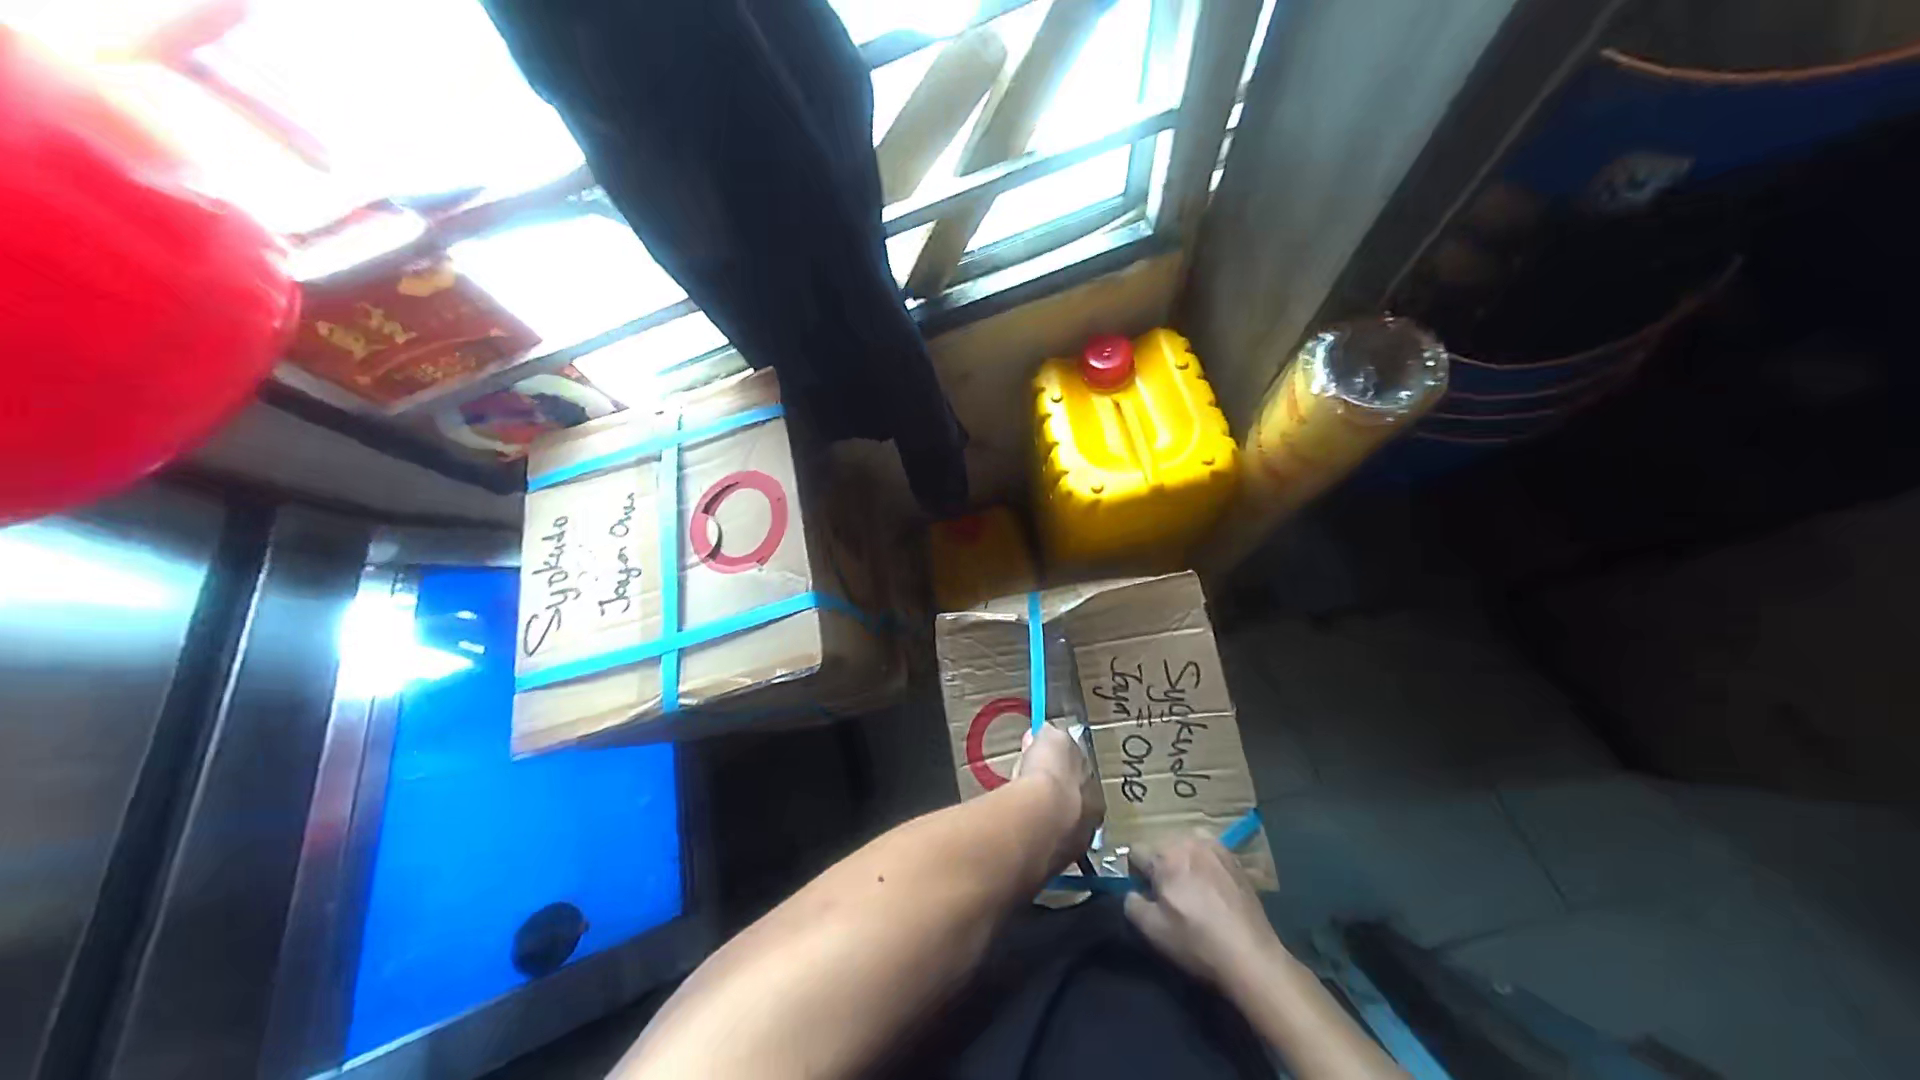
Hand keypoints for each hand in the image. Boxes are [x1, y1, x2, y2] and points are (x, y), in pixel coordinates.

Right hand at [1014, 722, 1102, 866]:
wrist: (1036, 819)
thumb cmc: (1051, 775)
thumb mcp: (1053, 740)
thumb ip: (1052, 737)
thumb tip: (1044, 734)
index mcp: (1095, 794)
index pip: (1080, 778)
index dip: (1061, 766)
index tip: (1043, 759)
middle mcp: (1088, 824)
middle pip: (1068, 804)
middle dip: (1052, 792)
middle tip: (1030, 781)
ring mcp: (1067, 848)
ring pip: (1052, 825)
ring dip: (1038, 813)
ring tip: (1018, 803)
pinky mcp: (1044, 863)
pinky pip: (1035, 839)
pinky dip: (1026, 830)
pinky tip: (1014, 822)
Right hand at [1124, 833, 1284, 990]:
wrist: (1251, 956)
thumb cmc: (1196, 941)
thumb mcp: (1151, 929)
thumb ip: (1130, 902)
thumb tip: (1133, 891)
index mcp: (1165, 856)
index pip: (1135, 852)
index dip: (1136, 874)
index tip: (1147, 895)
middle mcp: (1189, 841)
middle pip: (1160, 845)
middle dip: (1160, 865)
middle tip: (1170, 895)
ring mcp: (1215, 847)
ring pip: (1185, 846)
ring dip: (1182, 861)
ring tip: (1192, 890)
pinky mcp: (1235, 858)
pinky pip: (1207, 852)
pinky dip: (1203, 864)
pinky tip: (1213, 889)